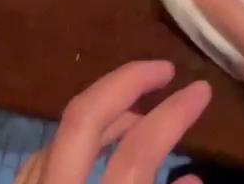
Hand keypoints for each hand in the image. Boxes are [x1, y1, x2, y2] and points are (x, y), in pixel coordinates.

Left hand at [15, 61, 210, 183]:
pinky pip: (41, 160)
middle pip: (84, 115)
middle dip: (127, 81)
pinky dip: (75, 145)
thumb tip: (191, 179)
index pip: (137, 150)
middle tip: (165, 70)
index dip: (173, 115)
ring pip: (59, 132)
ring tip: (138, 113)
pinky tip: (96, 151)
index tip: (202, 90)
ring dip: (103, 114)